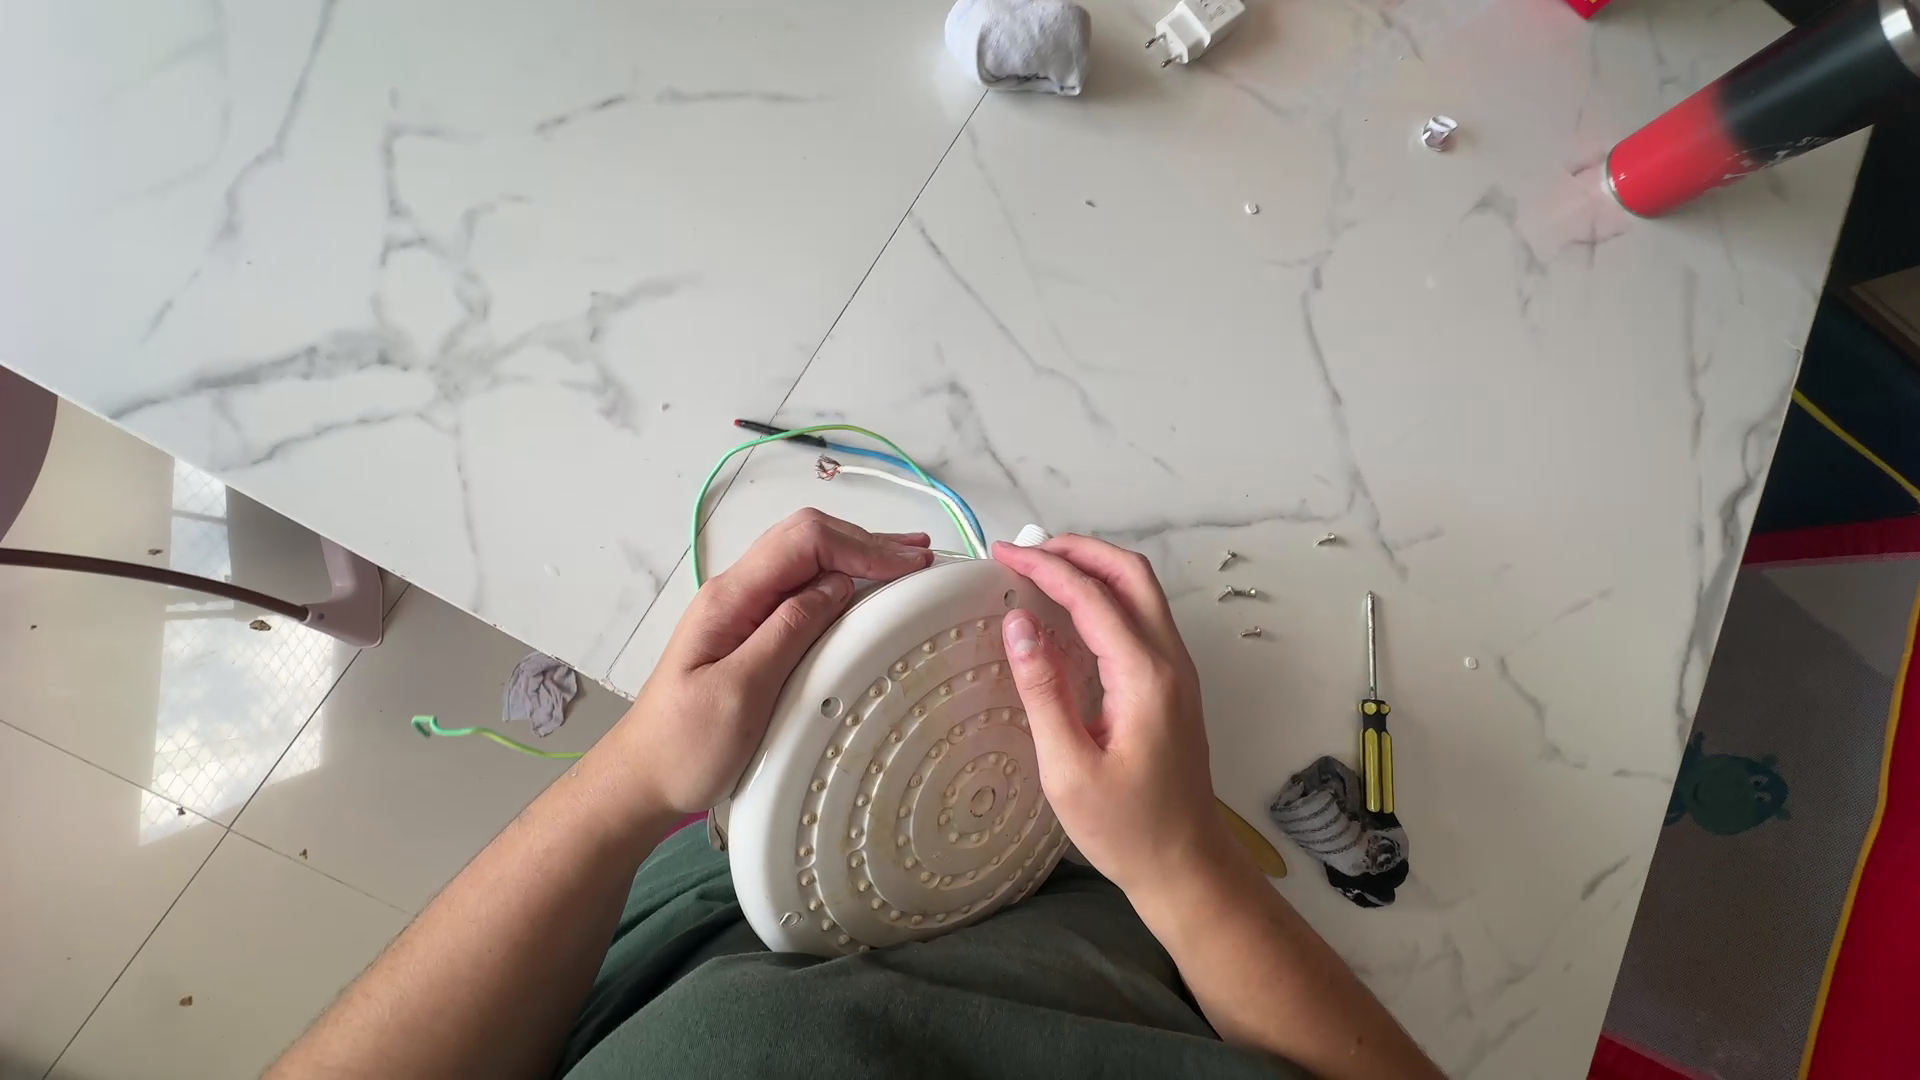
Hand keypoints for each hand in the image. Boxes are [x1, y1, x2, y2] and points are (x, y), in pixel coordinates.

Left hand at [609, 510, 932, 815]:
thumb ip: (788, 631)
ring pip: (808, 557)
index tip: (908, 565)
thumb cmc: (686, 745)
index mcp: (732, 597)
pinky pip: (805, 586)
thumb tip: (838, 586)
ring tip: (907, 558)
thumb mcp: (740, 692)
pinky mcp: (755, 628)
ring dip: (858, 552)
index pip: (803, 542)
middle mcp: (739, 591)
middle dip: (867, 539)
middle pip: (807, 537)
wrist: (644, 779)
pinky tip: (868, 587)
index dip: (860, 545)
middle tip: (920, 555)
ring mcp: (746, 607)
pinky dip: (845, 577)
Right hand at [992, 536, 1233, 896]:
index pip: (1091, 597)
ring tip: (1043, 567)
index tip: (1004, 554)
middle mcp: (1170, 660)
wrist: (1188, 866)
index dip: (1045, 567)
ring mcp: (1178, 669)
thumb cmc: (1126, 828)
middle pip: (1131, 573)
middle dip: (1078, 549)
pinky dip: (1105, 593)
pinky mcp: (1173, 681)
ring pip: (1141, 589)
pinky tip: (1072, 608)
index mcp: (1145, 677)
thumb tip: (1017, 623)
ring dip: (1094, 566)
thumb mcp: (1068, 768)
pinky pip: (1141, 615)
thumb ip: (1043, 690)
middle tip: (1028, 550)